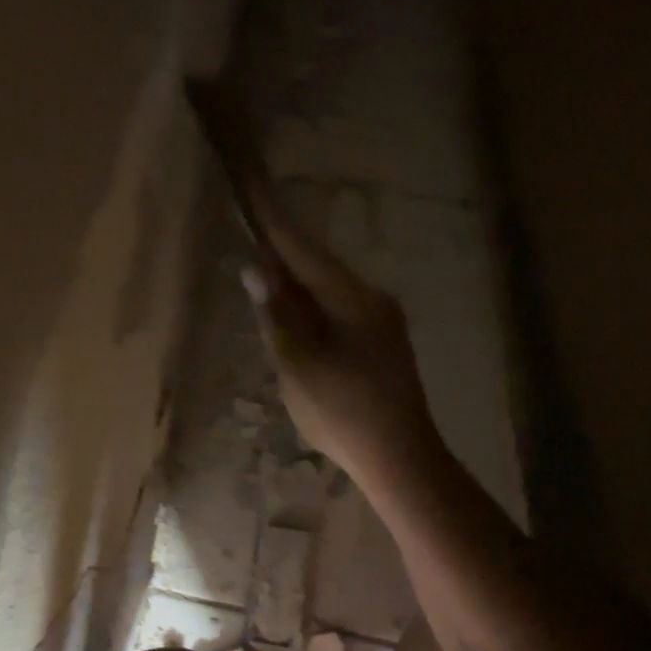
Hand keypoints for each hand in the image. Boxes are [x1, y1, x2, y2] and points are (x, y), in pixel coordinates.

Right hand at [240, 194, 439, 482]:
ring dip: (296, 286)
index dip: (273, 225)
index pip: (303, 250)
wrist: (400, 458)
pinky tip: (293, 323)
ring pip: (328, 292)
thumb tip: (257, 268)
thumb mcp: (297, 362)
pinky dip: (311, 310)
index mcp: (352, 297)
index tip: (252, 192)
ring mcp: (381, 323)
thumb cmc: (342, 410)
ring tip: (264, 283)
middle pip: (318, 268)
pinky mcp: (381, 346)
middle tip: (250, 239)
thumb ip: (277, 312)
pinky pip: (338, 313)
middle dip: (283, 256)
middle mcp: (372, 300)